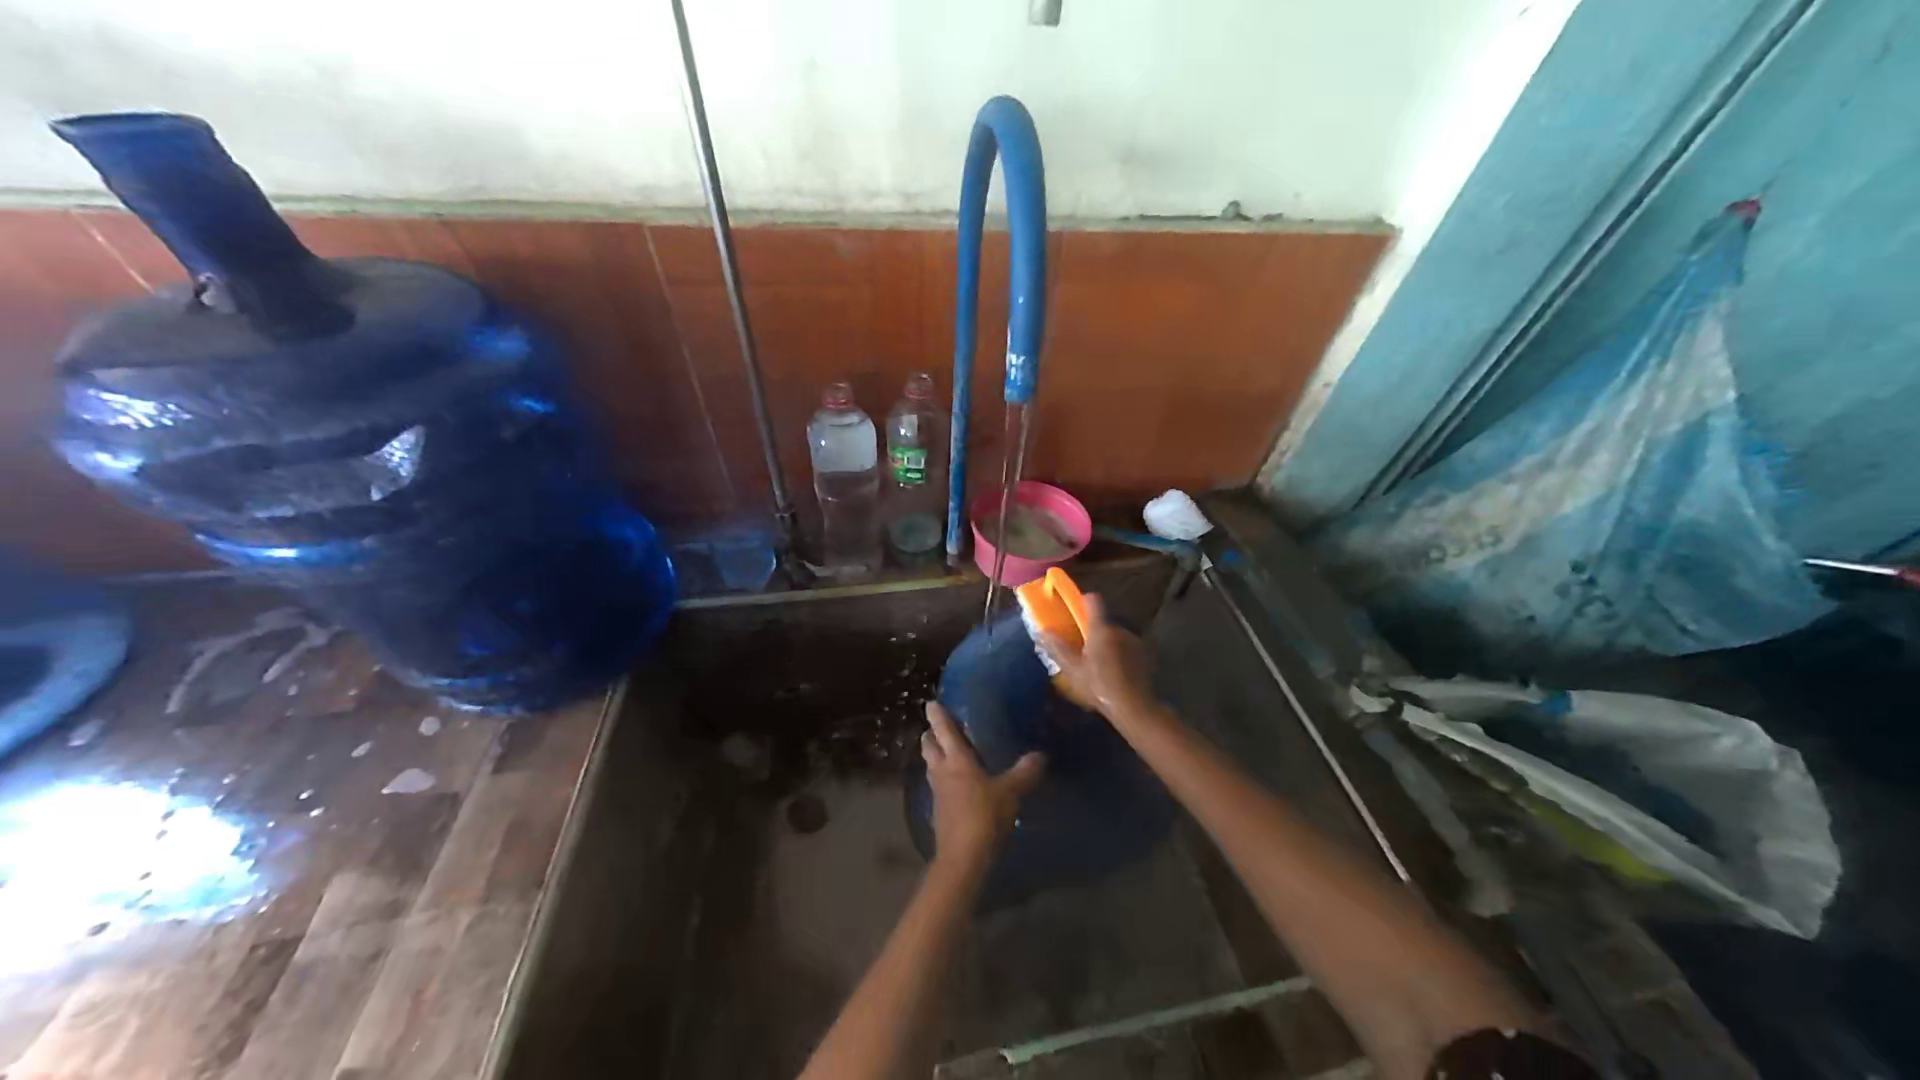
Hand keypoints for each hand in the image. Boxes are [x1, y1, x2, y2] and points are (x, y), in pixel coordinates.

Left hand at [921, 702, 1044, 869]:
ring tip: (947, 751)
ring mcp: (937, 791)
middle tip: (939, 727)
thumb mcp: (1010, 792)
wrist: (962, 857)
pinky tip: (955, 782)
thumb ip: (1025, 772)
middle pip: (929, 745)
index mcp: (956, 759)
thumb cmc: (984, 816)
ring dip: (935, 755)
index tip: (932, 702)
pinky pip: (937, 784)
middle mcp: (941, 770)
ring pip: (930, 765)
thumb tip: (1040, 755)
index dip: (937, 715)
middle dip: (931, 734)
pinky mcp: (938, 810)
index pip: (943, 730)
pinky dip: (942, 776)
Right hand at [1040, 594, 1157, 721]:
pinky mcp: (1146, 655)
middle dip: (1093, 633)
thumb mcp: (1072, 669)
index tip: (1075, 611)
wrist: (1133, 706)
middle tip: (1083, 652)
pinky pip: (1128, 648)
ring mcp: (1135, 642)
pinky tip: (1116, 674)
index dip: (1083, 601)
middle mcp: (1119, 629)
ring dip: (1108, 645)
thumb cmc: (1098, 686)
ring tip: (1100, 667)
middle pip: (1103, 623)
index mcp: (1100, 629)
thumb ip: (1057, 648)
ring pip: (1116, 637)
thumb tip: (1042, 631)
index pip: (1093, 601)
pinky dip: (1121, 655)